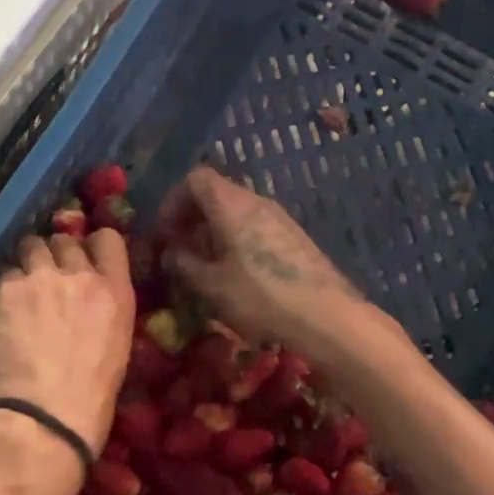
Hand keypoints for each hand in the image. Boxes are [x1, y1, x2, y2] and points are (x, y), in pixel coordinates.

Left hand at [0, 230, 135, 454]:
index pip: (108, 239)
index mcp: (116, 294)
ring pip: (31, 245)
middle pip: (65, 240)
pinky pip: (6, 272)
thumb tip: (83, 310)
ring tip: (22, 287)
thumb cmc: (89, 404)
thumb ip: (102, 316)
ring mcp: (41, 279)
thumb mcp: (114, 351)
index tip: (83, 256)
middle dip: (56, 254)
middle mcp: (81, 276)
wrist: (44, 420)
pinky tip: (4, 309)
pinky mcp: (7, 290)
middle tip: (47, 277)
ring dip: (28, 261)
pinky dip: (6, 286)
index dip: (92, 243)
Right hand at [160, 166, 361, 343]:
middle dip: (192, 217)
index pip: (196, 178)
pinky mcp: (292, 236)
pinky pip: (254, 224)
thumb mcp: (211, 284)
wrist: (327, 315)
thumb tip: (172, 251)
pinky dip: (235, 238)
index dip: (174, 200)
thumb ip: (184, 263)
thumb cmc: (260, 296)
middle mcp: (255, 201)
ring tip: (205, 263)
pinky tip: (235, 271)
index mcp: (231, 204)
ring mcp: (278, 217)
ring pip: (235, 210)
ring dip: (213, 230)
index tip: (166, 230)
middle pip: (216, 192)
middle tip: (179, 249)